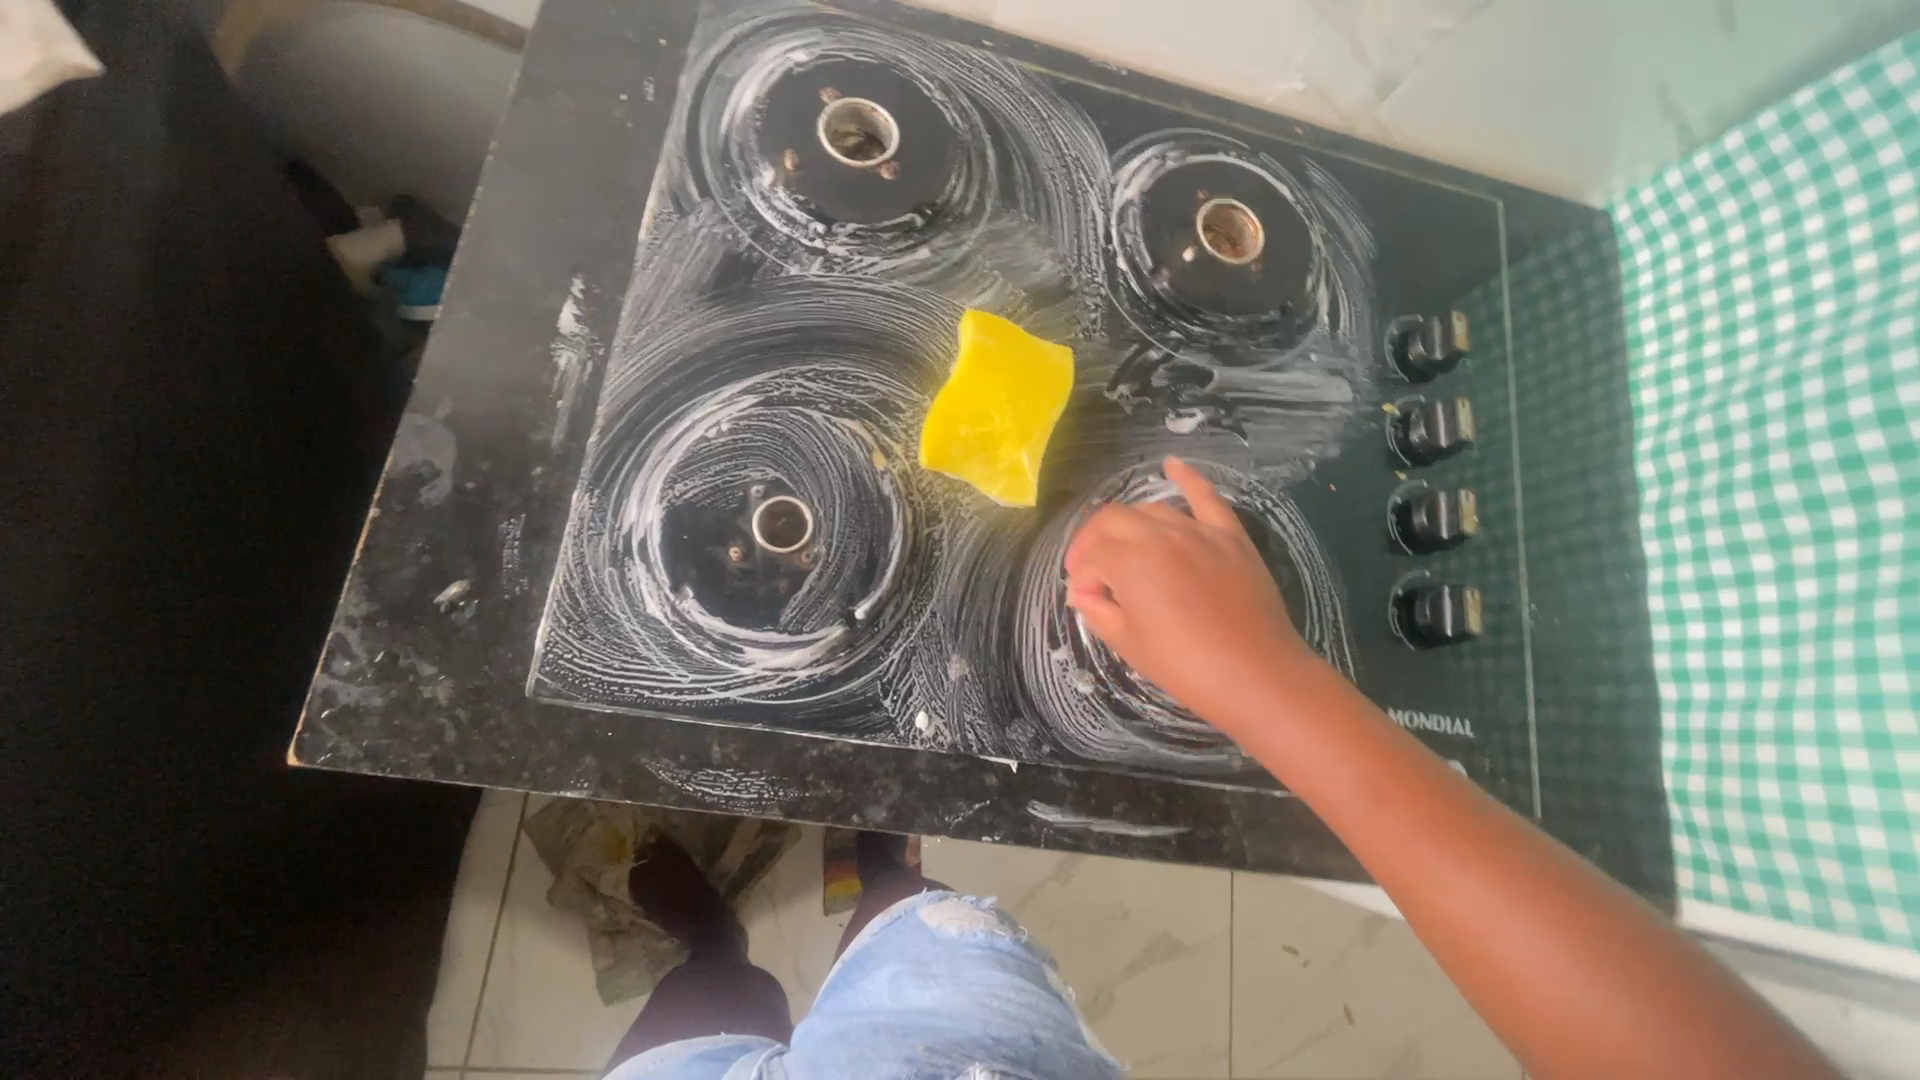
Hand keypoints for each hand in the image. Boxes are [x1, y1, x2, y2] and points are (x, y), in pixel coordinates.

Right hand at [1063, 456, 1321, 731]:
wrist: (1255, 675)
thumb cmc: (1185, 666)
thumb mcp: (1129, 644)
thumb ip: (1098, 611)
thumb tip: (1081, 593)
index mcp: (1131, 562)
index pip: (1092, 558)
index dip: (1081, 578)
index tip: (1084, 600)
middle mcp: (1161, 535)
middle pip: (1112, 521)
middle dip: (1092, 543)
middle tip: (1088, 570)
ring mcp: (1199, 531)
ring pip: (1151, 510)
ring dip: (1127, 524)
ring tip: (1120, 546)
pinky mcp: (1230, 536)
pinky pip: (1207, 498)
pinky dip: (1188, 478)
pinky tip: (1172, 465)